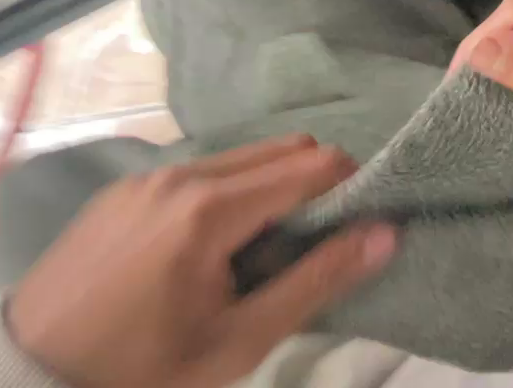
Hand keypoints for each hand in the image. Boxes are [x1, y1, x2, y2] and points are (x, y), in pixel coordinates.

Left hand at [8, 135, 395, 387]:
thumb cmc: (137, 376)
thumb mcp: (236, 344)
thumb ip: (318, 280)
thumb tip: (389, 232)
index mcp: (211, 207)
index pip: (316, 165)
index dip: (350, 187)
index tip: (354, 227)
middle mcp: (183, 173)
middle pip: (287, 148)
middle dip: (316, 183)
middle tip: (310, 240)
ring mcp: (148, 176)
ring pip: (247, 155)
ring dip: (274, 185)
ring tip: (257, 246)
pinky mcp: (123, 188)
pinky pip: (204, 169)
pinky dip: (230, 190)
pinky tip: (207, 245)